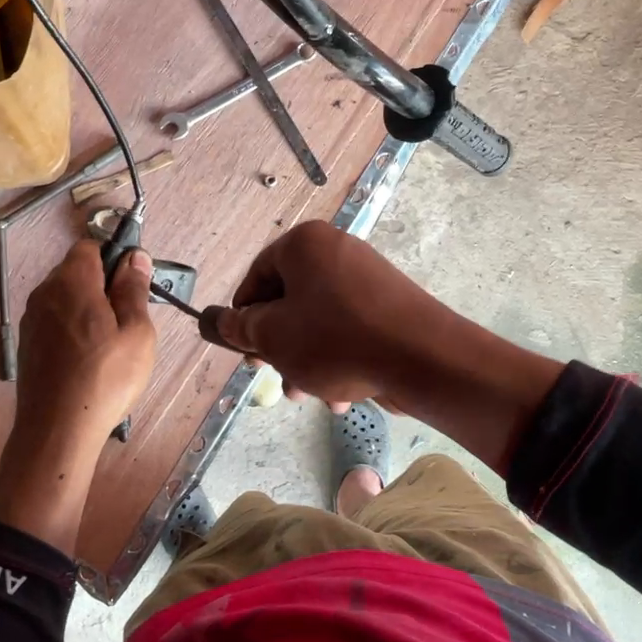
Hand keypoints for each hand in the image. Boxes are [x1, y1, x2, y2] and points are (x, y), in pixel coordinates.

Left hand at [0, 242, 156, 553]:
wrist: (57, 430)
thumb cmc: (105, 379)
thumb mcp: (136, 332)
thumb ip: (134, 289)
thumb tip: (135, 257)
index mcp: (71, 282)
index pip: (90, 247)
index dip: (114, 258)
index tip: (132, 286)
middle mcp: (44, 293)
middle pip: (75, 272)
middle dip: (101, 286)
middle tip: (127, 321)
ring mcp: (31, 321)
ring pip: (64, 299)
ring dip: (87, 310)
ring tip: (109, 346)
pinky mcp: (27, 346)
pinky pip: (54, 323)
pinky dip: (72, 331)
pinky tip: (87, 361)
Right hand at [216, 221, 561, 469]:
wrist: (422, 359)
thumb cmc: (335, 342)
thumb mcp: (273, 337)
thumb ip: (240, 328)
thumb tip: (218, 320)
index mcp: (304, 244)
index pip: (256, 276)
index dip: (243, 317)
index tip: (244, 350)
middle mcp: (336, 250)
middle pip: (288, 300)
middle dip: (278, 346)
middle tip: (273, 377)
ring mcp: (367, 277)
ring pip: (318, 321)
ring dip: (305, 361)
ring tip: (308, 396)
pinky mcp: (390, 305)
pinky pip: (349, 329)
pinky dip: (338, 358)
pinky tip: (341, 395)